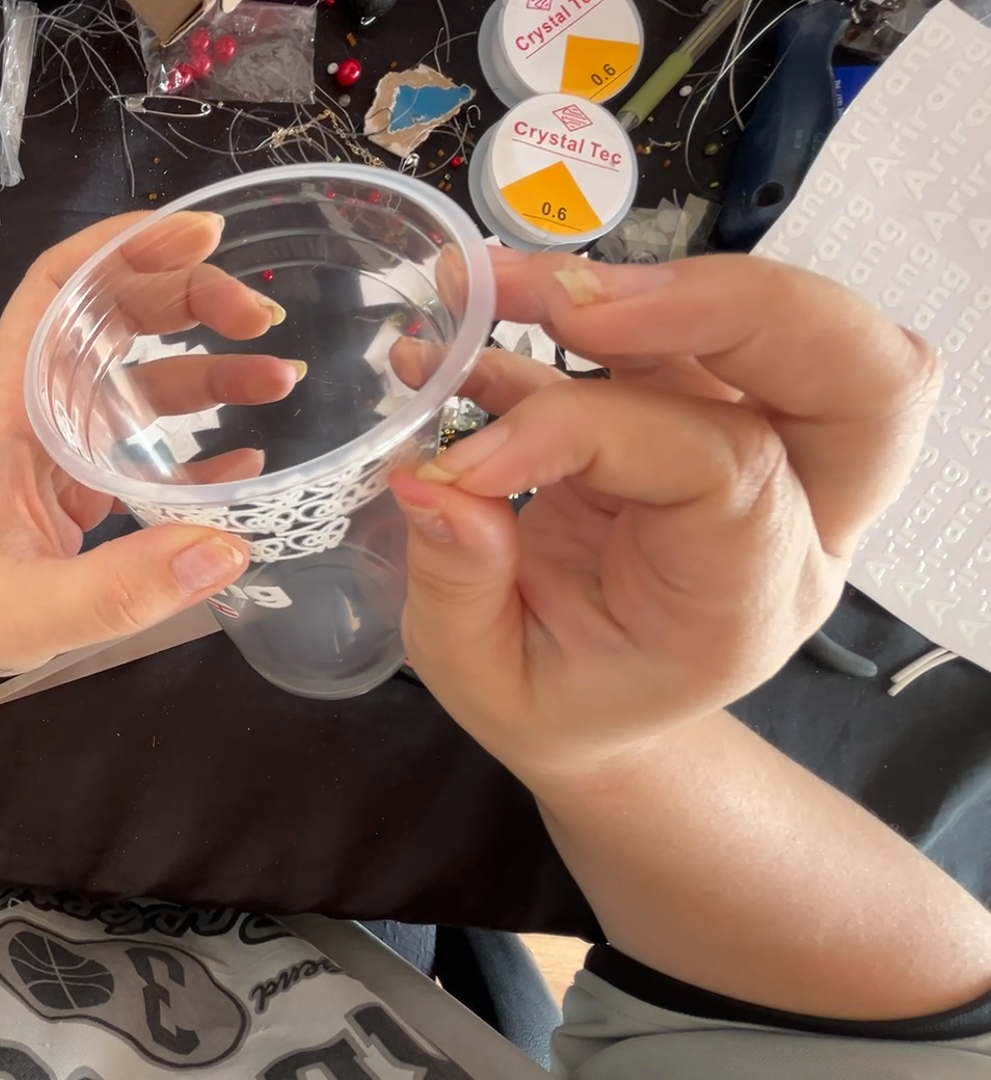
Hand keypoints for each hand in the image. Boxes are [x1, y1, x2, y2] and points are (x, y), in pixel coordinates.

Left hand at [0, 212, 296, 688]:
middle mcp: (36, 415)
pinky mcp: (77, 485)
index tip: (197, 237)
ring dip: (205, 373)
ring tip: (277, 379)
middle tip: (260, 316)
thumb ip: (125, 587)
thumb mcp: (36, 608)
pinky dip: (192, 442)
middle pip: (108, 323)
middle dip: (185, 301)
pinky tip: (244, 456)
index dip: (117, 250)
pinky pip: (140, 445)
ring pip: (134, 383)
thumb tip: (229, 548)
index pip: (51, 295)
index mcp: (11, 415)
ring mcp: (60, 449)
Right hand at [389, 250, 938, 775]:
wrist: (590, 710)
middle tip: (573, 306)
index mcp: (740, 602)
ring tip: (491, 282)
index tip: (453, 463)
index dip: (572, 436)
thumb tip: (429, 482)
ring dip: (620, 291)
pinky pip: (658, 348)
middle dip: (719, 307)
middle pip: (852, 373)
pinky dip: (570, 319)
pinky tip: (481, 313)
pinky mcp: (685, 434)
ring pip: (765, 332)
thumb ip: (458, 587)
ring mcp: (749, 467)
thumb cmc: (543, 703)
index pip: (713, 468)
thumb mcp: (478, 673)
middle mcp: (784, 522)